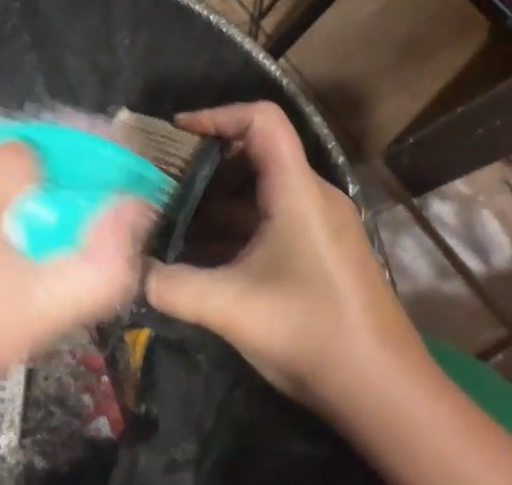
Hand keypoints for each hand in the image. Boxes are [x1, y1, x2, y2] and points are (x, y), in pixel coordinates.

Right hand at [143, 102, 421, 409]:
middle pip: (254, 153)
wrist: (388, 396)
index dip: (215, 115)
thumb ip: (167, 283)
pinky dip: (232, 228)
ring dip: (212, 202)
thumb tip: (124, 265)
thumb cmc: (312, 334)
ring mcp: (320, 226)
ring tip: (167, 221)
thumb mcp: (228, 308)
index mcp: (297, 192)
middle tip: (157, 181)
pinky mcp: (321, 253)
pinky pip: (270, 220)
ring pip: (258, 191)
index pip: (261, 119)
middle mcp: (312, 198)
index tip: (175, 136)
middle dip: (201, 164)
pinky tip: (199, 259)